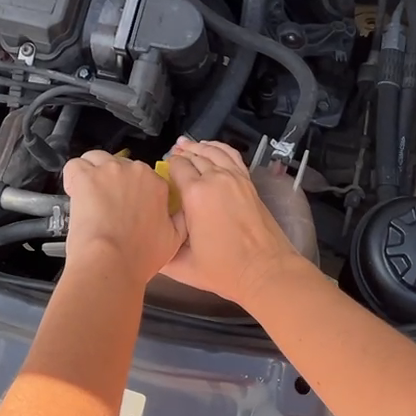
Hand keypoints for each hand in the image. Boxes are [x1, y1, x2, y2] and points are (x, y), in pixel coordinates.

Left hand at [60, 150, 184, 283]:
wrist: (112, 263)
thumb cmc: (140, 257)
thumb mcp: (174, 240)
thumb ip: (179, 218)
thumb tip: (177, 209)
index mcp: (157, 184)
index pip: (143, 176)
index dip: (132, 191)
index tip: (124, 207)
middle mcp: (136, 171)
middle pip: (120, 166)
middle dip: (113, 182)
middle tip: (106, 206)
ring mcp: (110, 171)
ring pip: (96, 159)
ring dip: (92, 174)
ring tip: (89, 197)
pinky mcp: (86, 177)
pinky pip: (75, 166)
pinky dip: (73, 178)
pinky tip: (74, 193)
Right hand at [161, 138, 312, 306]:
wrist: (266, 271)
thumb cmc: (224, 270)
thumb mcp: (183, 266)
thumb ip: (161, 251)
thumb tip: (149, 239)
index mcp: (195, 194)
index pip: (177, 166)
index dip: (167, 165)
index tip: (162, 172)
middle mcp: (214, 178)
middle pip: (193, 155)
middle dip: (180, 154)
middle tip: (171, 155)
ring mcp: (234, 177)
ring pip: (212, 151)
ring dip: (198, 147)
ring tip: (186, 144)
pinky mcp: (248, 182)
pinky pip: (231, 155)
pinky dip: (219, 147)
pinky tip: (211, 147)